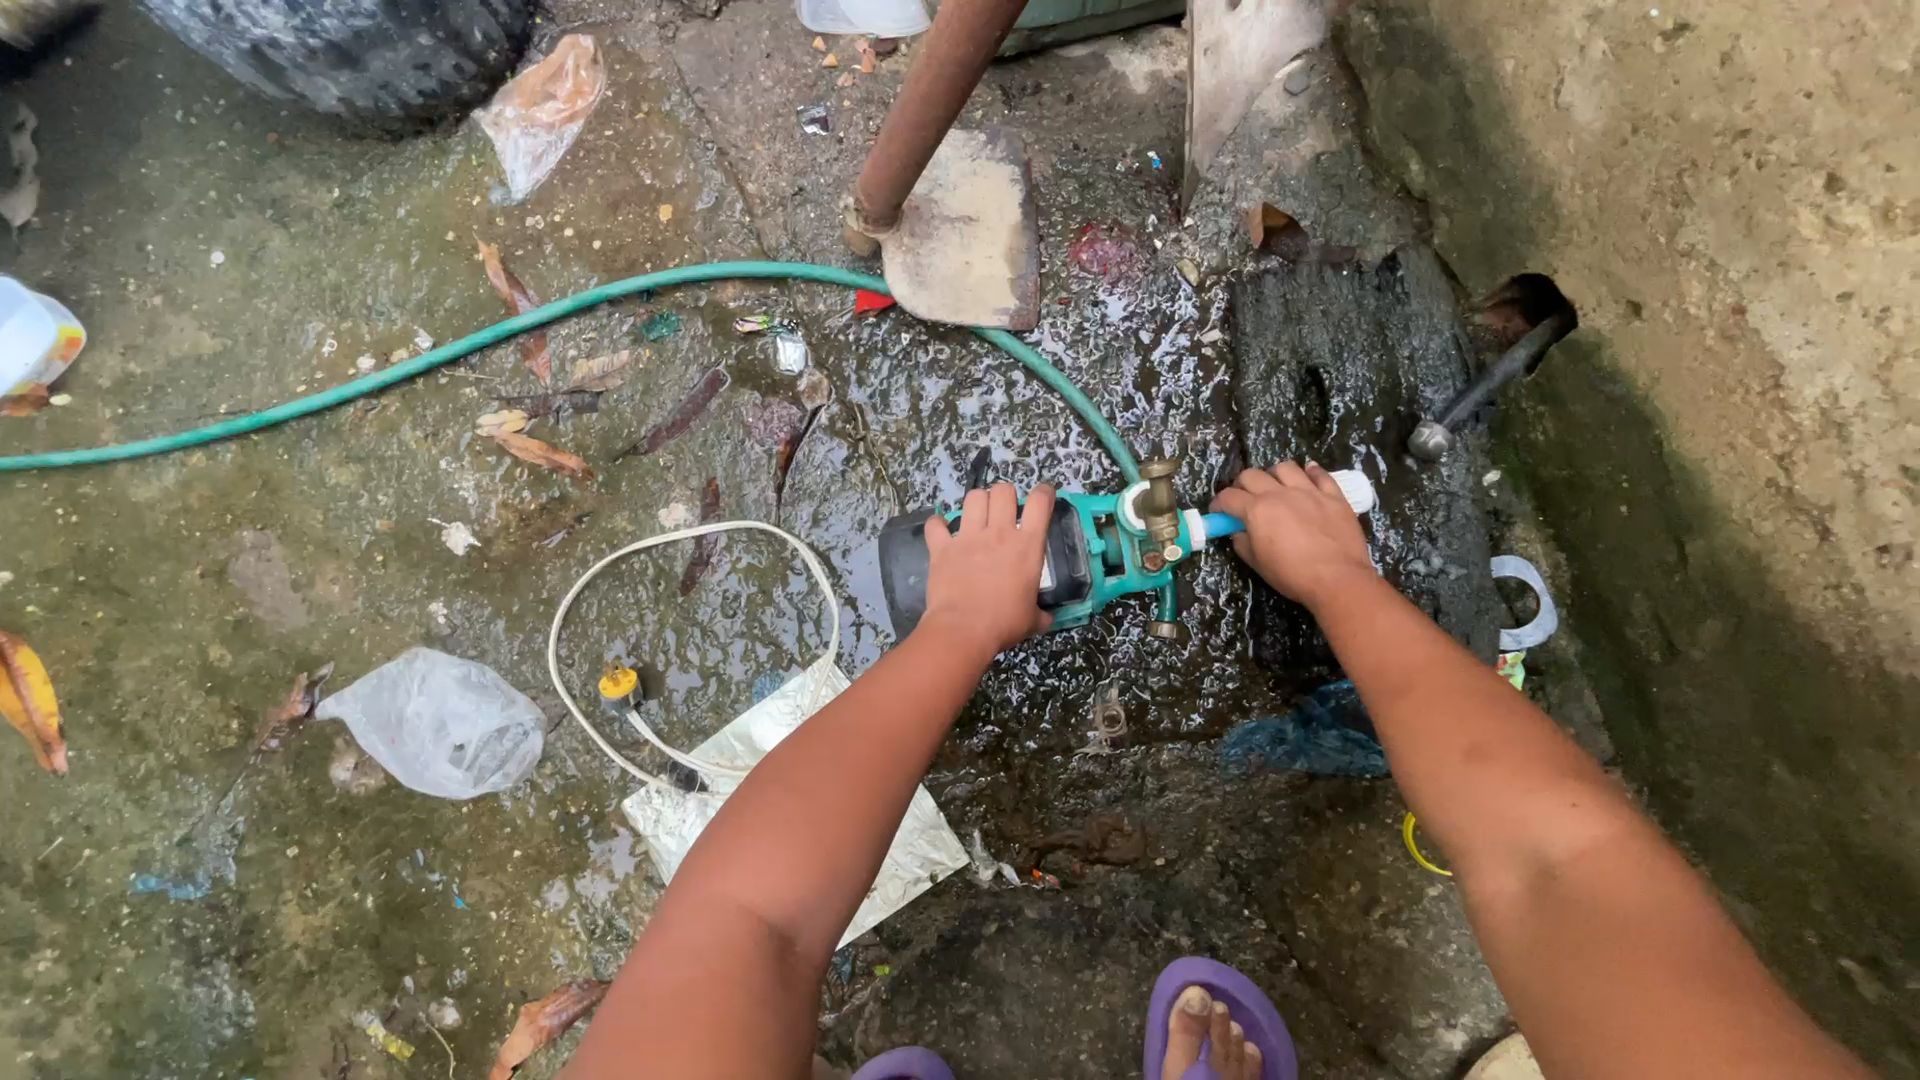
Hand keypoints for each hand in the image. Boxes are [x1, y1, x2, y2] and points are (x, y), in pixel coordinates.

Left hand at [916, 482, 1055, 661]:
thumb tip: (1047, 618)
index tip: (1044, 495)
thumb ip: (1041, 613)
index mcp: (1027, 546)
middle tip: (1004, 510)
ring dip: (977, 502)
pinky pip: (935, 524)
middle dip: (1005, 495)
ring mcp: (968, 537)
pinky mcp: (942, 547)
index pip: (1040, 502)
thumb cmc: (1004, 623)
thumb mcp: (1032, 620)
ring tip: (977, 516)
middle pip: (1003, 490)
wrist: (963, 630)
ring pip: (973, 497)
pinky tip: (941, 531)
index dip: (1044, 493)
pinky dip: (937, 525)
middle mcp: (998, 533)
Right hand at [1209, 461, 1374, 609]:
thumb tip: (1239, 532)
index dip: (1218, 504)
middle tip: (1244, 499)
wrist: (1338, 579)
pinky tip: (1307, 478)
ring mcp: (1309, 491)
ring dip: (1274, 475)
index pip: (1228, 497)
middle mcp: (1280, 493)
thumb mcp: (1257, 564)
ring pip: (1285, 467)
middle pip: (1251, 475)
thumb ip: (1243, 543)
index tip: (1218, 512)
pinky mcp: (1333, 496)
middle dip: (1241, 485)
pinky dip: (1311, 472)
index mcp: (1257, 510)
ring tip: (1276, 487)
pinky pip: (1320, 474)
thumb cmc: (1292, 575)